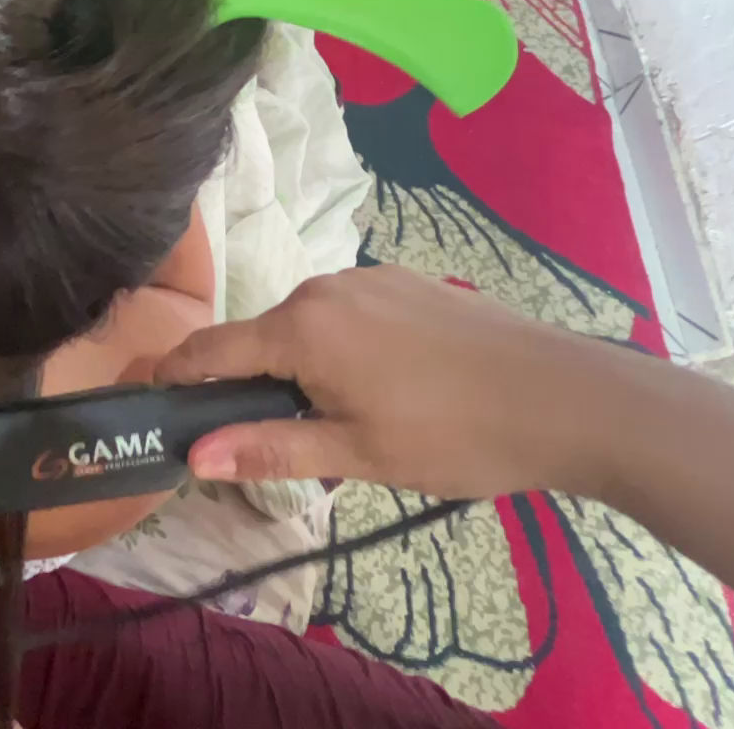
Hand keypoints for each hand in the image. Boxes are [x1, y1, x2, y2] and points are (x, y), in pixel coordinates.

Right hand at [155, 265, 626, 499]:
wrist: (580, 399)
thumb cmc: (458, 436)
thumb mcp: (359, 454)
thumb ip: (268, 448)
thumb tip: (194, 455)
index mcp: (299, 329)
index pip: (209, 349)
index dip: (176, 372)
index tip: (154, 394)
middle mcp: (319, 290)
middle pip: (257, 335)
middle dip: (253, 376)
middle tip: (284, 428)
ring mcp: (363, 278)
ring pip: (301, 321)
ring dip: (299, 358)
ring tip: (348, 404)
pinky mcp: (400, 278)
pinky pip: (343, 308)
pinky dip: (339, 338)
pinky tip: (388, 373)